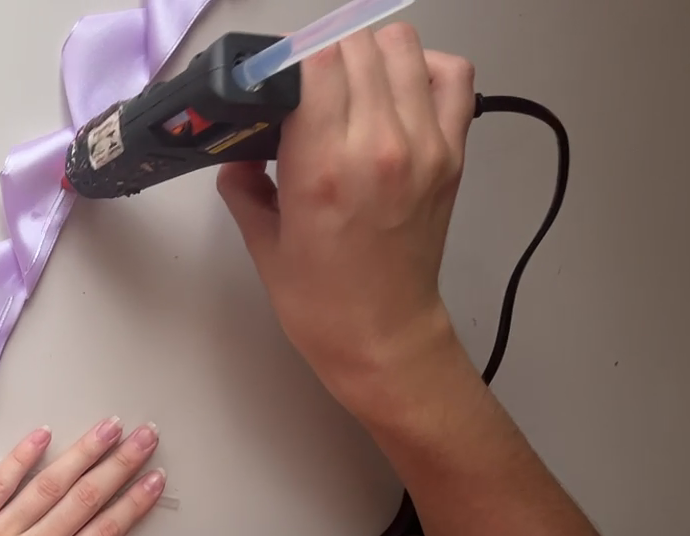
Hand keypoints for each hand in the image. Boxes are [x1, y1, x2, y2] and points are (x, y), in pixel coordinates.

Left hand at [0, 418, 164, 535]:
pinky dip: (21, 457)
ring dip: (84, 452)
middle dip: (121, 464)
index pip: (107, 531)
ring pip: (50, 485)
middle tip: (146, 435)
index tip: (156, 478)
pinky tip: (43, 434)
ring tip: (109, 427)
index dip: (135, 502)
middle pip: (87, 499)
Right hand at [217, 24, 475, 400]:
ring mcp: (424, 144)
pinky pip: (451, 73)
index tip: (274, 84)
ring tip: (349, 90)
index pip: (314, 63)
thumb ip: (246, 191)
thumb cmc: (320, 305)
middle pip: (355, 45)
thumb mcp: (265, 249)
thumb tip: (237, 155)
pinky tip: (396, 93)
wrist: (382, 337)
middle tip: (304, 93)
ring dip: (367, 55)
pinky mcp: (452, 151)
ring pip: (401, 46)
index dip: (289, 63)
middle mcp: (378, 145)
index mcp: (323, 171)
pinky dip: (423, 68)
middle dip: (321, 58)